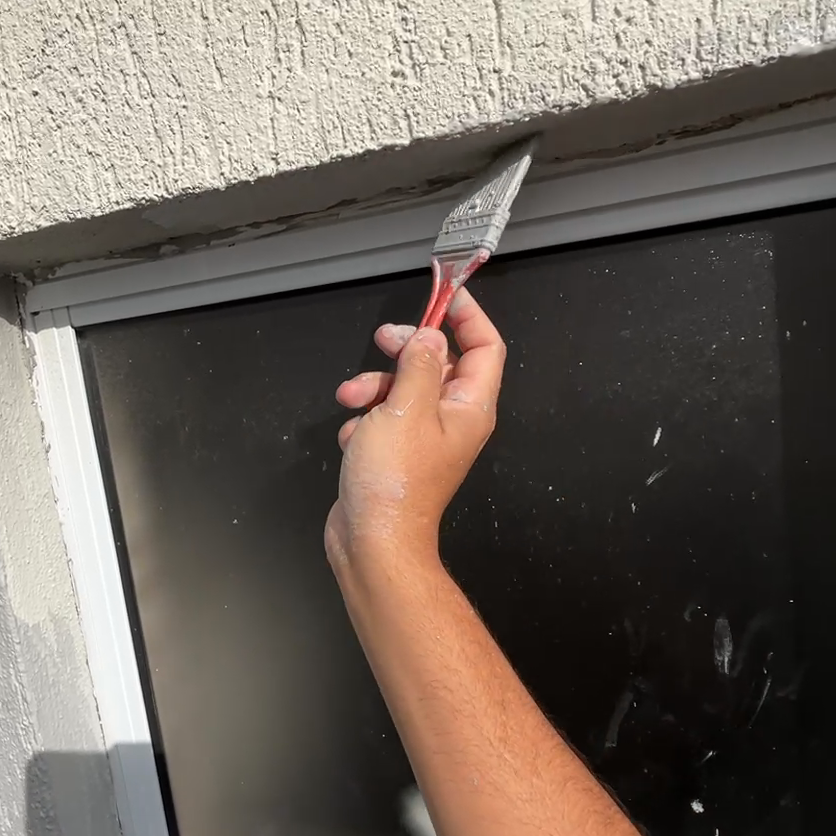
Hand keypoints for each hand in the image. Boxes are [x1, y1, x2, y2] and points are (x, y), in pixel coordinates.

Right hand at [325, 287, 505, 570]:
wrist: (373, 539)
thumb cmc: (394, 479)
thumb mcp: (405, 408)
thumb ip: (419, 363)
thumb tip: (429, 336)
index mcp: (469, 407)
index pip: (485, 347)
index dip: (468, 317)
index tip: (444, 296)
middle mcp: (453, 421)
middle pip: (438, 364)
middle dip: (406, 350)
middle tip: (382, 338)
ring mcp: (425, 439)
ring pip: (404, 390)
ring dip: (373, 386)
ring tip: (350, 399)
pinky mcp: (398, 454)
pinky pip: (383, 420)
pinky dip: (365, 421)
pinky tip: (352, 438)